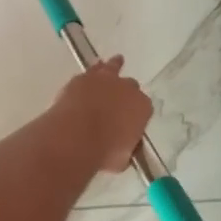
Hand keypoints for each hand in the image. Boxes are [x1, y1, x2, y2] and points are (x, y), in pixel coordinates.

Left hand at [52, 57, 152, 172]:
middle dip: (124, 93)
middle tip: (116, 102)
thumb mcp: (122, 159)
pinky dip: (92, 73)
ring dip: (113, 67)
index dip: (135, 115)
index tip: (126, 123)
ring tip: (115, 62)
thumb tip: (122, 152)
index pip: (144, 108)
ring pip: (113, 68)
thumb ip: (125, 150)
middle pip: (130, 86)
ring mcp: (105, 79)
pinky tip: (89, 74)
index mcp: (143, 107)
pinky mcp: (83, 77)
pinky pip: (92, 70)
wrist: (76, 136)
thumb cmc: (104, 152)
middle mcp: (128, 88)